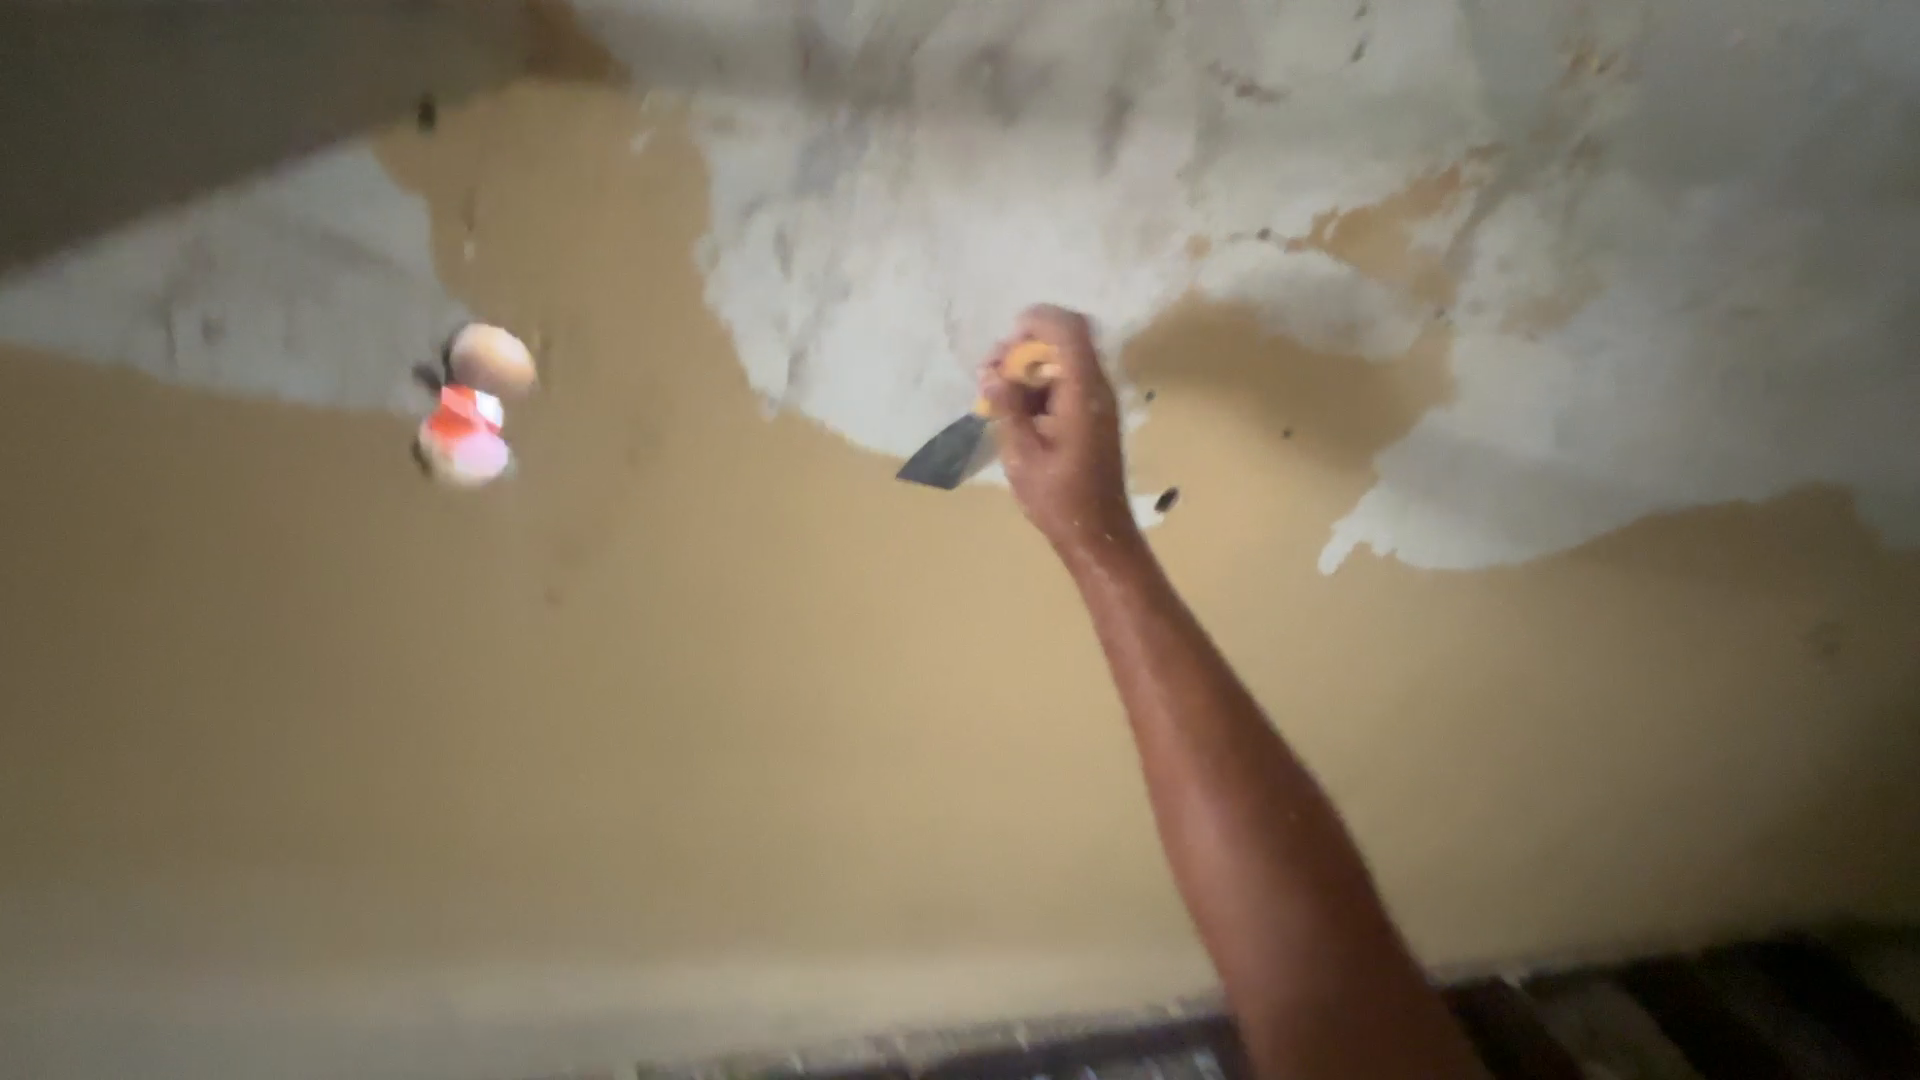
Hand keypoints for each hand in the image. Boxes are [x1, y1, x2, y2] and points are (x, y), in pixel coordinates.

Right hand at [981, 305, 1138, 557]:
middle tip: (992, 374)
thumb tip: (992, 372)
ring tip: (995, 394)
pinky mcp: (1092, 417)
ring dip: (1029, 369)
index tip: (1005, 341)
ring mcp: (1097, 403)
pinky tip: (1014, 412)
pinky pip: (1065, 385)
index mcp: (1082, 393)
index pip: (1068, 330)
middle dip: (1024, 348)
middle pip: (1065, 341)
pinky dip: (1039, 388)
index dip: (1037, 321)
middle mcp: (1096, 389)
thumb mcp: (1022, 454)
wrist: (1096, 532)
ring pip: (1063, 363)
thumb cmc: (1058, 498)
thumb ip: (1007, 407)